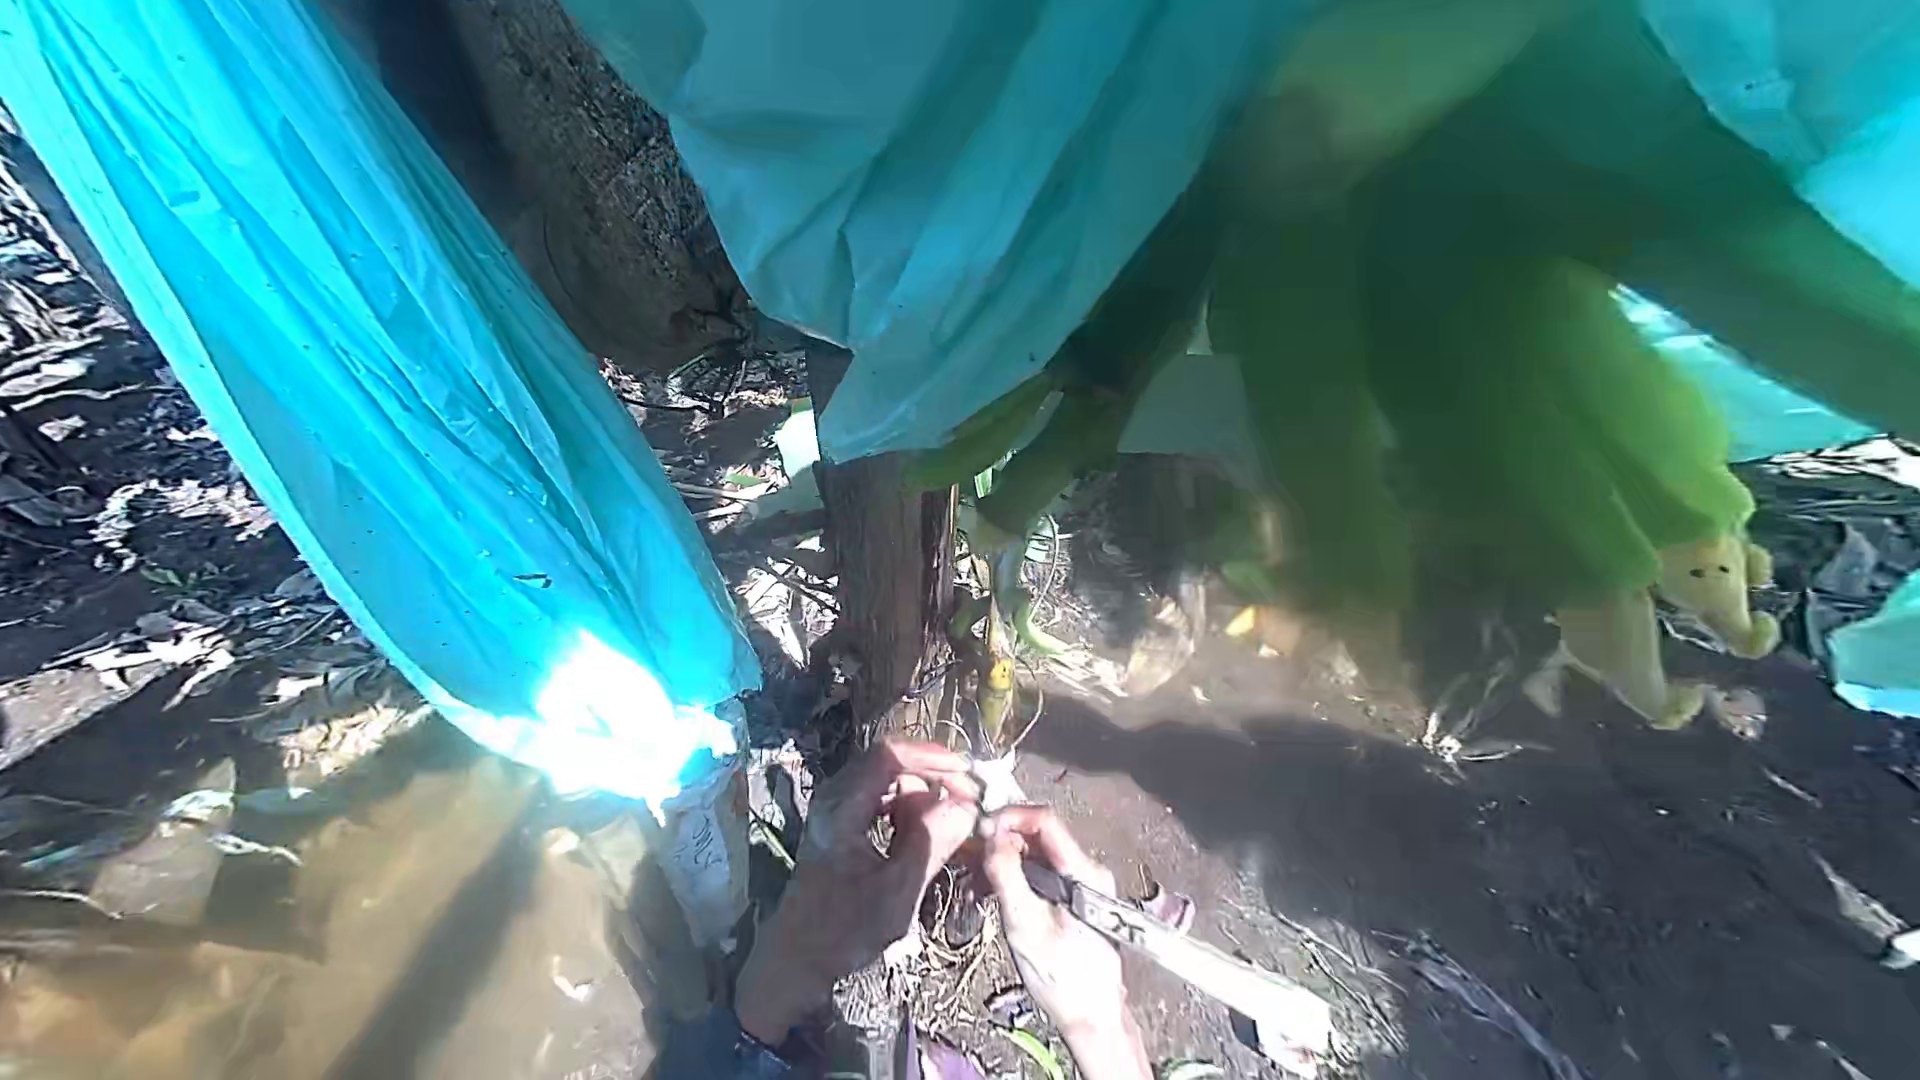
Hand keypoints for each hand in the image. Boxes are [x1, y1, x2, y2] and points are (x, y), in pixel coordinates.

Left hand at [735, 740, 978, 1043]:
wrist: (798, 958)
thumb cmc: (843, 931)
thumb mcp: (895, 894)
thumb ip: (931, 844)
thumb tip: (968, 805)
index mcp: (842, 807)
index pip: (889, 755)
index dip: (930, 756)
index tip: (966, 773)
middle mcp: (837, 794)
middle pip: (892, 761)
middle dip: (933, 776)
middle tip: (967, 800)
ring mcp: (839, 803)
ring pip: (892, 778)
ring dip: (923, 795)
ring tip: (947, 826)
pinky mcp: (845, 816)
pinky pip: (885, 795)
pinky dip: (909, 807)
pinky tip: (923, 833)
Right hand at [982, 807, 1150, 1078]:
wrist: (1094, 1020)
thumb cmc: (1062, 977)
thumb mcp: (1026, 925)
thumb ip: (1008, 874)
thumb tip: (991, 834)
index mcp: (1083, 869)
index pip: (1045, 819)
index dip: (1011, 817)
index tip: (982, 830)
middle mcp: (1087, 867)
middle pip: (1040, 833)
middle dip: (1005, 837)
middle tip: (976, 854)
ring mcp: (1083, 881)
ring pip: (1038, 851)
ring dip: (1007, 857)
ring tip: (981, 877)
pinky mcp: (1075, 895)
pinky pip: (1042, 869)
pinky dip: (1018, 873)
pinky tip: (997, 890)